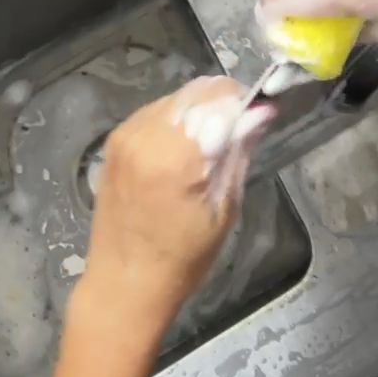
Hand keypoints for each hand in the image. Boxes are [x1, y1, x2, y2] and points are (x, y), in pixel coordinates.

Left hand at [77, 76, 273, 329]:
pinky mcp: (115, 140)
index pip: (218, 100)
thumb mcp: (223, 208)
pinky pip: (154, 111)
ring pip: (175, 98)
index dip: (245, 101)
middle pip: (196, 92)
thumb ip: (239, 152)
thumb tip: (262, 111)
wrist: (123, 284)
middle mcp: (146, 134)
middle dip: (223, 100)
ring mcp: (126, 134)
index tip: (262, 111)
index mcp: (175, 154)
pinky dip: (176, 117)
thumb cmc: (182, 258)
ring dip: (199, 107)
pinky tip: (184, 144)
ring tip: (213, 137)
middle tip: (242, 123)